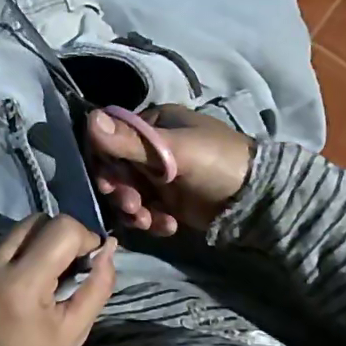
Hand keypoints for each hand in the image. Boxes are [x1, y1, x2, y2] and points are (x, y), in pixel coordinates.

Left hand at [0, 215, 116, 345]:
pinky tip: (20, 282)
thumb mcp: (73, 333)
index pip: (62, 228)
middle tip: (68, 268)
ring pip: (18, 228)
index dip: (84, 238)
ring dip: (39, 243)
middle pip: (39, 220)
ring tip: (43, 277)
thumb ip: (97, 287)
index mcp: (21, 285)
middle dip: (62, 237)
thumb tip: (110, 248)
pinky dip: (17, 253)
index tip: (88, 263)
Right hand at [87, 105, 253, 235]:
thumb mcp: (174, 151)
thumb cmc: (216, 162)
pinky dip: (152, 221)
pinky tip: (169, 226)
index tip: (110, 184)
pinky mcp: (170, 201)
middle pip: (117, 171)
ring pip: (130, 195)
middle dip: (122, 193)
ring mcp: (162, 176)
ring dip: (134, 211)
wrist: (255, 198)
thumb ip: (131, 141)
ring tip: (150, 221)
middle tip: (133, 206)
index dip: (105, 164)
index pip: (111, 140)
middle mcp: (153, 148)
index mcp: (154, 125)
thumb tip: (89, 119)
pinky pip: (147, 211)